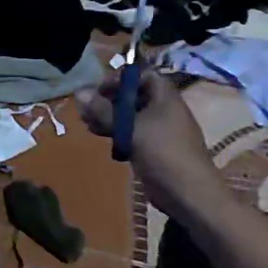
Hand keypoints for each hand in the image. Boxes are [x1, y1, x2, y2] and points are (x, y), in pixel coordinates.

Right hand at [76, 69, 218, 210]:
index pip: (141, 74)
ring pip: (130, 117)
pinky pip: (132, 134)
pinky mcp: (153, 149)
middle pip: (133, 96)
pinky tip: (100, 138)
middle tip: (86, 109)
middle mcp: (163, 109)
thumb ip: (104, 111)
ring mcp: (159, 130)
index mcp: (164, 96)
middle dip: (109, 100)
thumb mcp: (131, 128)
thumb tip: (78, 92)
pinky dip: (117, 134)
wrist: (188, 193)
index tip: (98, 90)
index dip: (119, 79)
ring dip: (109, 118)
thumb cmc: (163, 152)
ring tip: (87, 124)